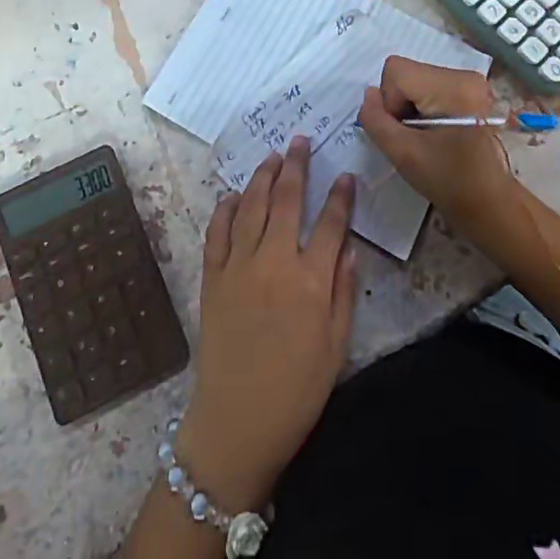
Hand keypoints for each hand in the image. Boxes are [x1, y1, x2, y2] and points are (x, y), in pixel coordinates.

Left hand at [178, 136, 358, 512]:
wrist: (237, 419)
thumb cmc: (297, 390)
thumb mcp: (336, 346)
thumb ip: (344, 292)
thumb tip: (348, 248)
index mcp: (310, 281)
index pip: (330, 224)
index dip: (340, 197)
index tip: (345, 176)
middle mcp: (273, 262)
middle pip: (287, 202)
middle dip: (297, 167)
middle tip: (301, 141)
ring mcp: (238, 266)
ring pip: (251, 207)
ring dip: (262, 178)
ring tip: (273, 157)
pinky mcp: (211, 277)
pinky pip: (217, 232)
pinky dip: (224, 209)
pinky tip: (232, 195)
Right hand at [358, 56, 522, 235]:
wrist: (488, 202)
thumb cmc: (447, 180)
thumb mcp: (401, 153)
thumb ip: (375, 119)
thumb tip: (369, 94)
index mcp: (453, 86)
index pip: (395, 71)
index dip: (389, 101)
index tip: (404, 131)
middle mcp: (465, 75)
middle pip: (405, 73)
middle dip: (398, 103)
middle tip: (412, 136)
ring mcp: (470, 82)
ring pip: (414, 79)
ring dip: (408, 106)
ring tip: (423, 135)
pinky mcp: (469, 92)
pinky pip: (428, 87)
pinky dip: (421, 107)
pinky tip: (433, 131)